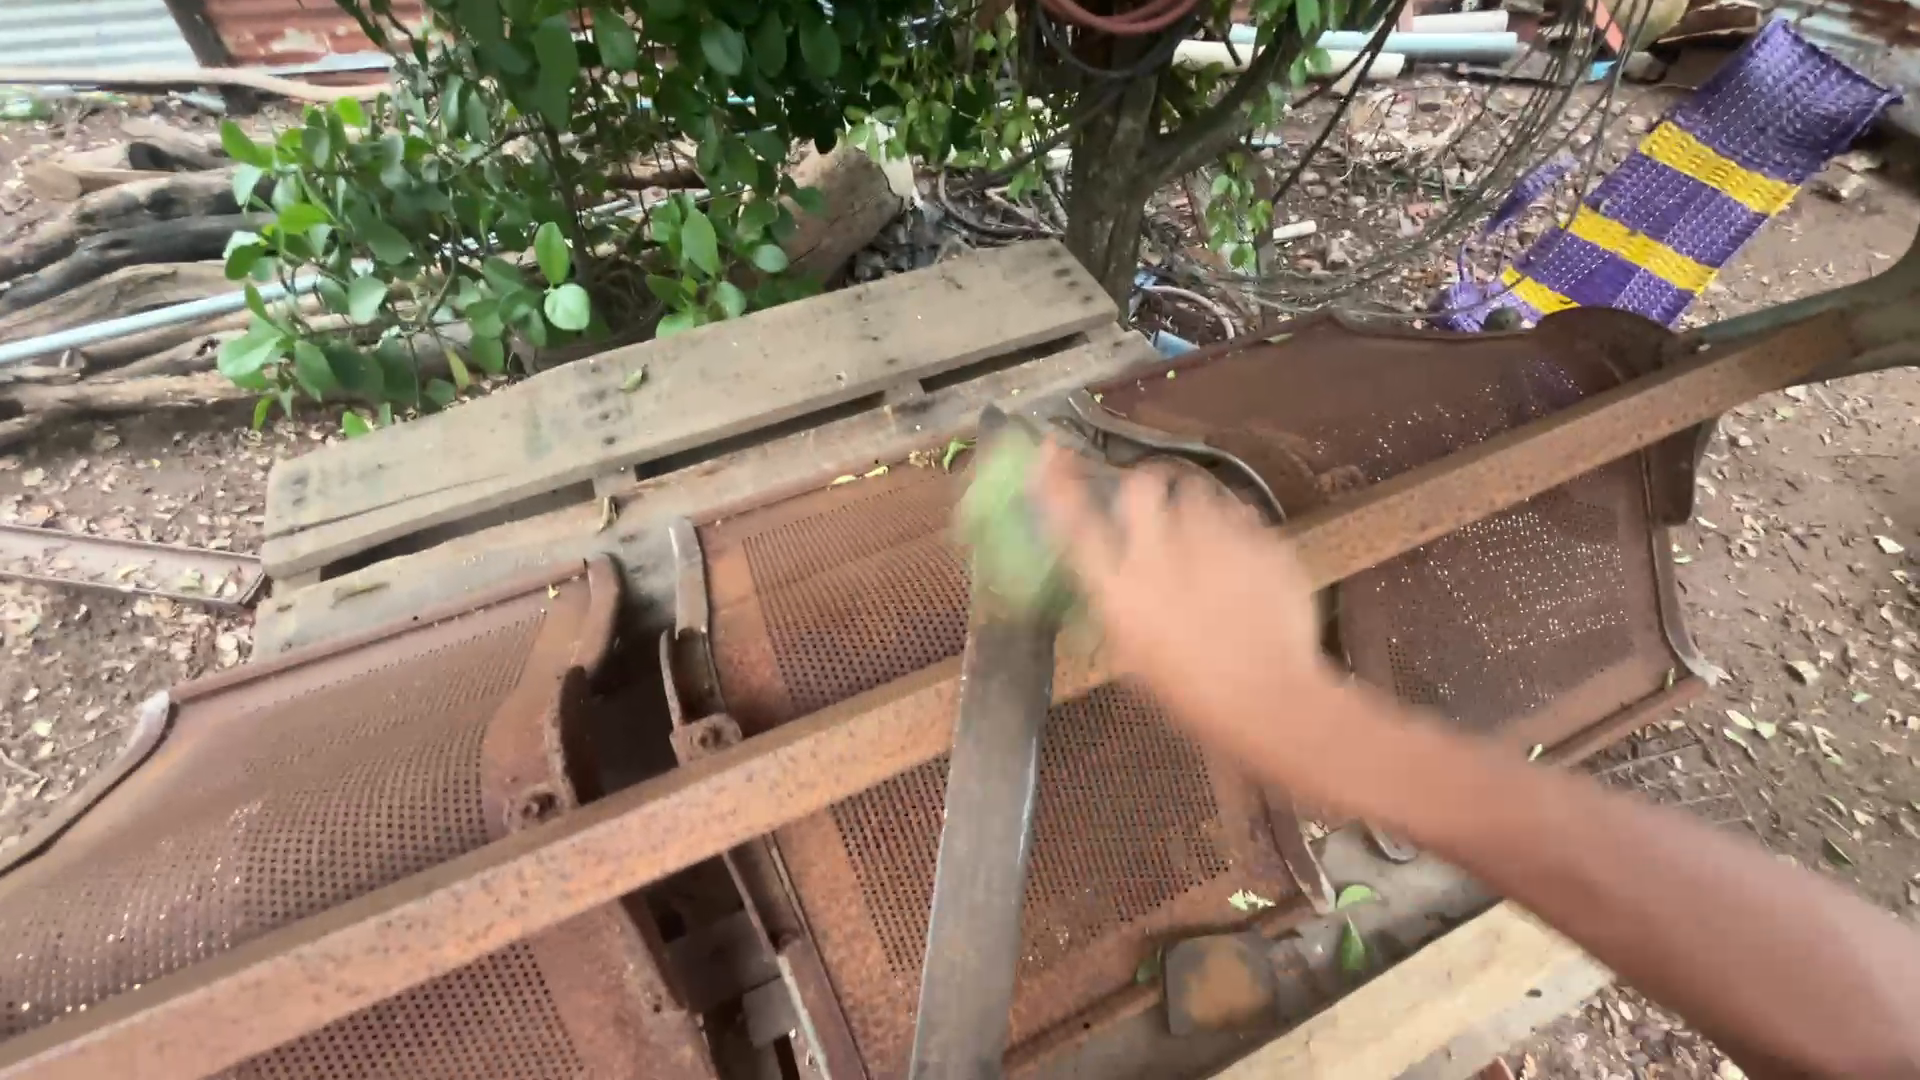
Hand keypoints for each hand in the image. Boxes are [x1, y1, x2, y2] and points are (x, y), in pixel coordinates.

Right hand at [1029, 440, 1345, 767]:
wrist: (1269, 700)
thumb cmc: (1191, 694)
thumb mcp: (1134, 657)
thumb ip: (1122, 606)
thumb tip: (1116, 580)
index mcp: (1120, 590)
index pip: (1076, 524)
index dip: (1059, 485)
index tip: (1052, 455)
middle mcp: (1159, 555)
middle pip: (1142, 487)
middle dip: (1146, 487)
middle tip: (1157, 503)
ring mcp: (1214, 543)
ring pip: (1196, 493)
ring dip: (1195, 508)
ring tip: (1209, 540)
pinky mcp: (1259, 543)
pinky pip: (1242, 514)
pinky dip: (1237, 528)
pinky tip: (1243, 559)